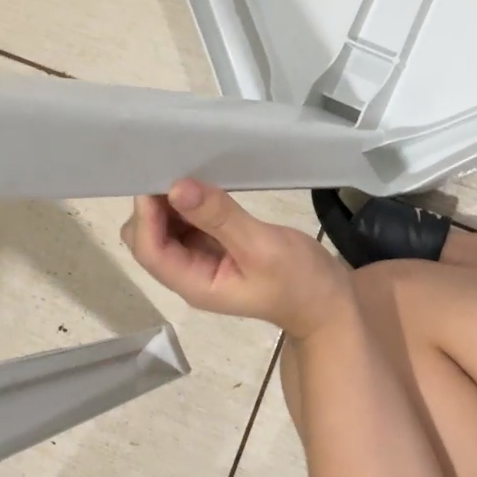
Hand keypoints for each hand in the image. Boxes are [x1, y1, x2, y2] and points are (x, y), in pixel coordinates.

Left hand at [122, 179, 353, 338]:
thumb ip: (220, 217)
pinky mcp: (221, 250)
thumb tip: (177, 187)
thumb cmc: (299, 281)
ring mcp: (205, 262)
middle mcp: (190, 273)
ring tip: (194, 175)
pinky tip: (208, 189)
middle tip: (180, 172)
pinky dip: (194, 207)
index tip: (162, 178)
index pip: (149, 250)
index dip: (147, 215)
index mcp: (194, 282)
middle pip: (150, 239)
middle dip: (156, 208)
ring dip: (174, 205)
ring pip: (169, 230)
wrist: (329, 304)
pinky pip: (193, 226)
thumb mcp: (262, 247)